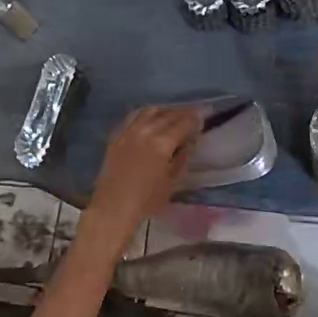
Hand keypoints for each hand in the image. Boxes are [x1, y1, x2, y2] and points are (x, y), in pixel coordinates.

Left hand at [83, 106, 200, 246]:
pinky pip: (133, 117)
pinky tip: (150, 117)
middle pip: (168, 115)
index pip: (183, 124)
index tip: (204, 113)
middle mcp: (146, 131)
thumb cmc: (147, 200)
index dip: (196, 118)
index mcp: (163, 143)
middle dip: (182, 112)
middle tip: (192, 112)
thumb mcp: (172, 182)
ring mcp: (129, 131)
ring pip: (150, 112)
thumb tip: (190, 143)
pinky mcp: (117, 136)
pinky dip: (145, 114)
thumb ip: (182, 158)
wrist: (113, 206)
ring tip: (172, 113)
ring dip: (164, 110)